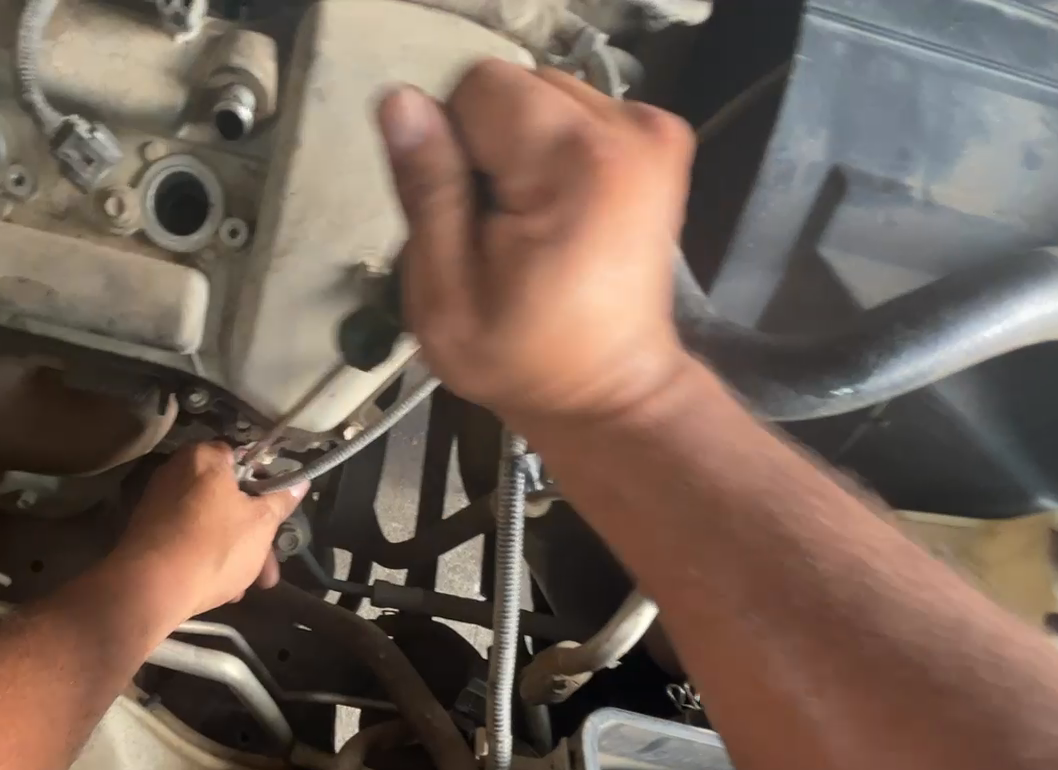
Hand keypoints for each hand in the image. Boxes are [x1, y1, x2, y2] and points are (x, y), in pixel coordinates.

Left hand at [108, 443, 307, 621]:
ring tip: (246, 587)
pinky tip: (221, 588)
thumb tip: (299, 483)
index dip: (265, 484)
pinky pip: (187, 539)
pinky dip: (205, 557)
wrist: (149, 588)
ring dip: (233, 552)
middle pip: (226, 498)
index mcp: (204, 458)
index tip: (276, 511)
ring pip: (209, 523)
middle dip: (253, 535)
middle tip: (268, 566)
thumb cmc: (213, 547)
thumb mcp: (260, 525)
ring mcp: (157, 503)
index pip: (242, 457)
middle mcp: (175, 472)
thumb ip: (281, 501)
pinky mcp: (147, 532)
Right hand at [378, 60, 698, 426]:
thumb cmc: (518, 361)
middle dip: (483, 153)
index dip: (449, 152)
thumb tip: (398, 103)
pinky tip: (550, 219)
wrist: (606, 393)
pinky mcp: (658, 143)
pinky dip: (547, 161)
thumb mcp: (444, 296)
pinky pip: (571, 119)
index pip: (478, 89)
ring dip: (514, 157)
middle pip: (512, 89)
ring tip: (520, 231)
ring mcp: (652, 131)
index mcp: (574, 163)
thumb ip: (426, 194)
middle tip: (487, 235)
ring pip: (539, 101)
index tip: (460, 222)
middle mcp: (627, 126)